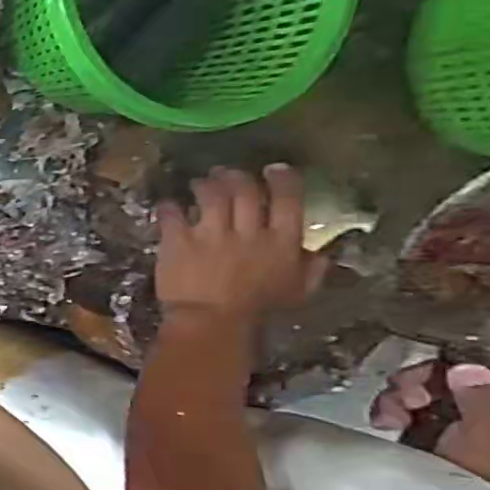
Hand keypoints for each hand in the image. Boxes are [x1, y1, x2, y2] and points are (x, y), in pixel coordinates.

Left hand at [155, 164, 327, 326]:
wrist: (211, 321)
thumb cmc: (258, 310)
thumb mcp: (299, 291)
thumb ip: (312, 268)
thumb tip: (321, 252)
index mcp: (282, 241)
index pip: (288, 199)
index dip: (282, 179)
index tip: (274, 168)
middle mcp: (248, 232)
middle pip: (246, 191)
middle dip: (237, 176)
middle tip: (227, 173)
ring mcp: (211, 234)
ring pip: (211, 196)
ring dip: (205, 184)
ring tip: (199, 182)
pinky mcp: (178, 241)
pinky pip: (172, 214)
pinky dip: (169, 206)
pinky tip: (168, 204)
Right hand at [371, 355, 489, 489]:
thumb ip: (484, 400)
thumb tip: (467, 367)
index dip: (486, 355)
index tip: (448, 360)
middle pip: (462, 371)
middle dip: (426, 378)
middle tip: (409, 394)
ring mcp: (467, 421)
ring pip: (429, 388)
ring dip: (402, 395)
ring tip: (392, 415)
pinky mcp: (435, 432)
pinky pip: (410, 407)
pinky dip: (393, 410)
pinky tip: (386, 423)